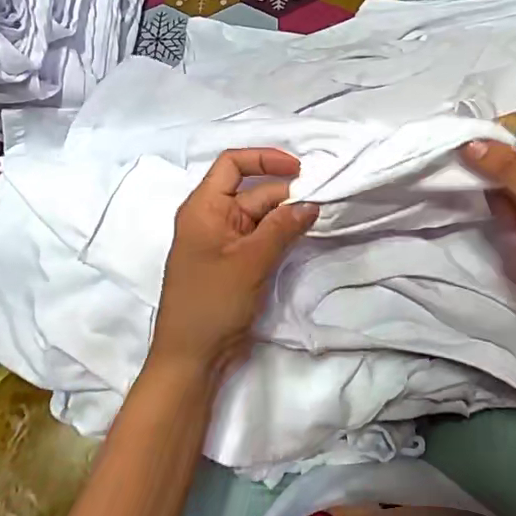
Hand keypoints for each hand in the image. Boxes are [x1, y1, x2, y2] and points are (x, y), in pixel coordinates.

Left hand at [151, 148, 319, 380]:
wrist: (192, 356)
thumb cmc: (212, 302)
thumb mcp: (250, 261)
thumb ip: (281, 228)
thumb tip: (310, 202)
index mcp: (203, 207)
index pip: (232, 164)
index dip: (264, 158)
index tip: (300, 169)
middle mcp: (212, 218)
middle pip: (252, 191)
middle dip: (285, 192)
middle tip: (323, 200)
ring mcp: (223, 242)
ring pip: (260, 216)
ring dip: (286, 215)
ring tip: (319, 216)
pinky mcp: (234, 264)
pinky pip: (259, 238)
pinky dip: (280, 234)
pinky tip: (304, 234)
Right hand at [461, 113, 515, 320]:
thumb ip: (509, 168)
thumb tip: (469, 141)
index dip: (507, 129)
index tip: (477, 146)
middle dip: (498, 162)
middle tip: (492, 184)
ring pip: (504, 167)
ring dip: (496, 186)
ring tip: (509, 212)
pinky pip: (502, 190)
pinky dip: (497, 203)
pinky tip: (510, 223)